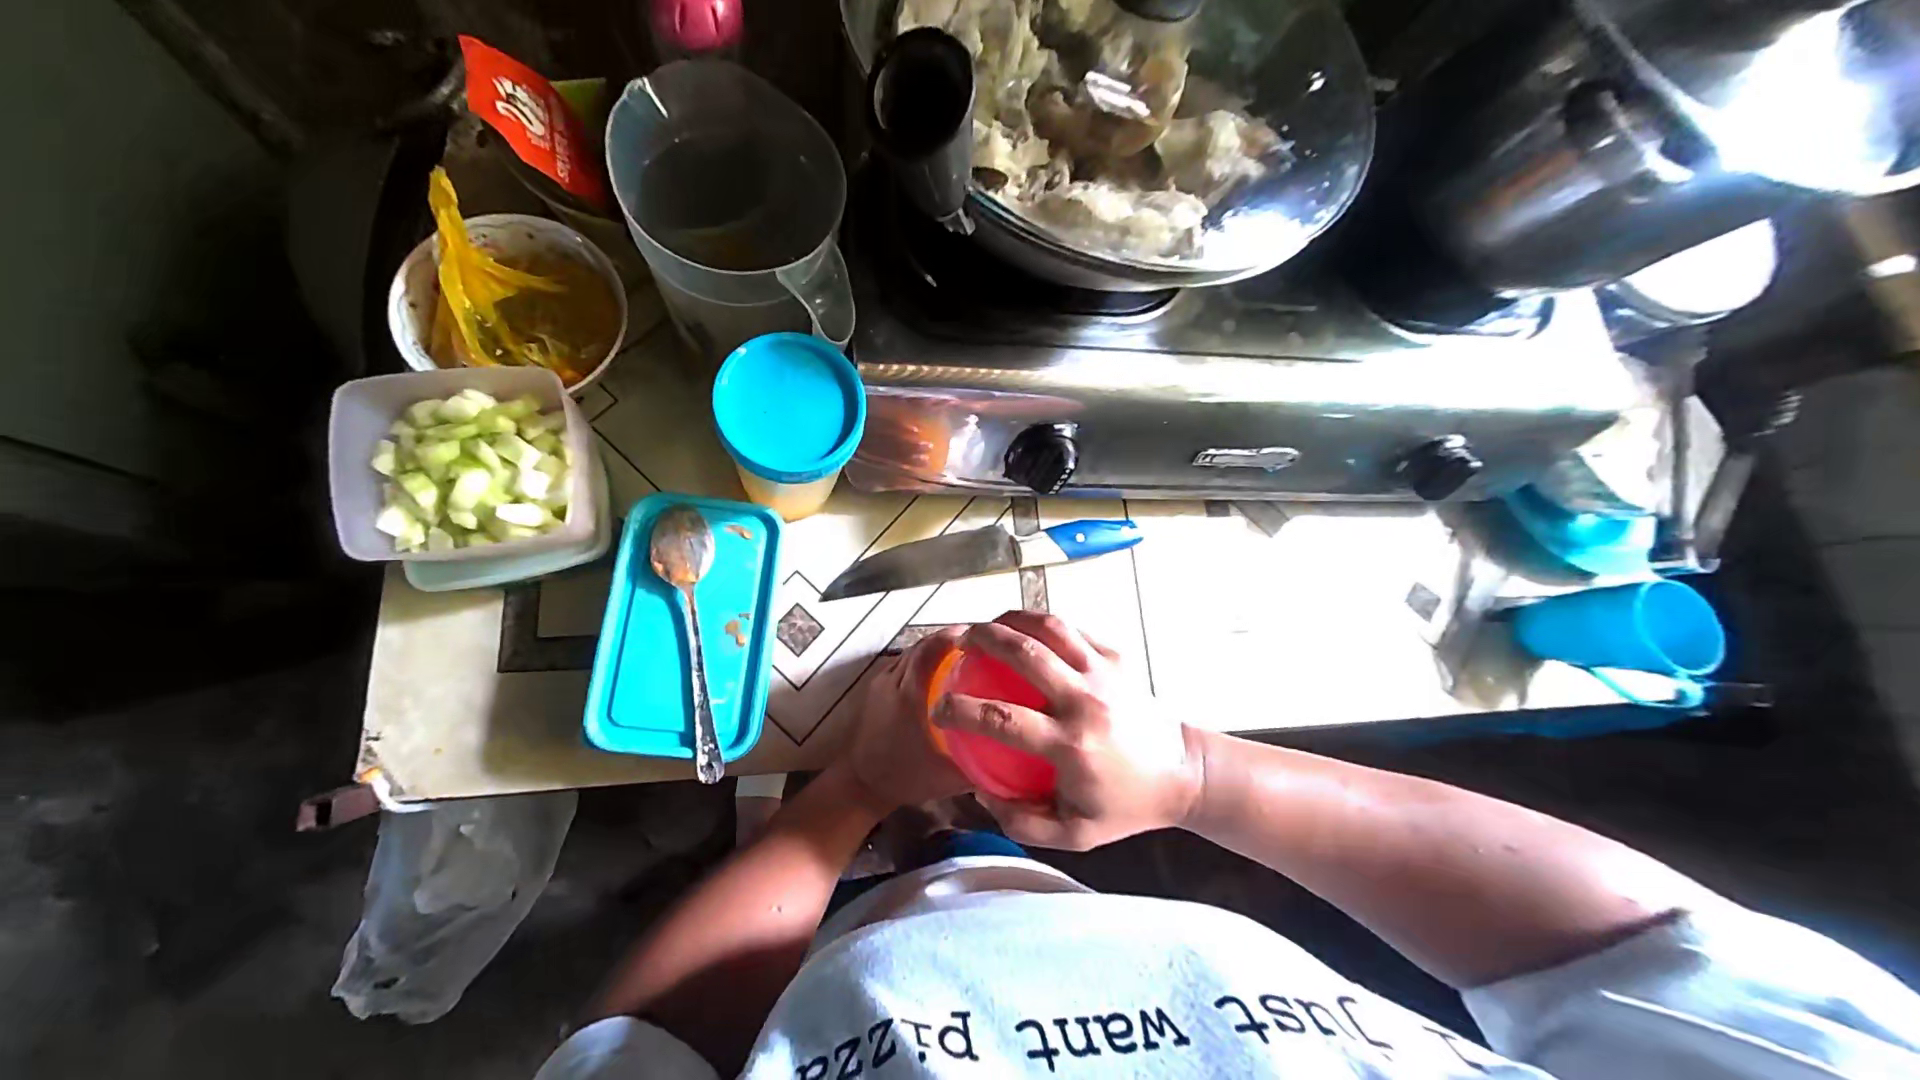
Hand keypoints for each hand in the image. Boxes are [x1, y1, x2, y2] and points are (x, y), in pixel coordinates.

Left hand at [840, 627, 970, 811]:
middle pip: (925, 644)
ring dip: (939, 646)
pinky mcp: (878, 685)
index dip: (958, 636)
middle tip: (984, 644)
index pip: (932, 650)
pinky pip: (905, 661)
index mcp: (910, 696)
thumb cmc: (905, 778)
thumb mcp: (949, 777)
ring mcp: (883, 681)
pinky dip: (925, 658)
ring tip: (968, 652)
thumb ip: (981, 765)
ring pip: (914, 650)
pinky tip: (944, 668)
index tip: (987, 638)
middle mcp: (895, 681)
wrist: (860, 784)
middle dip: (954, 638)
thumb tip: (1017, 753)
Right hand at [931, 611, 1201, 849]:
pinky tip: (1026, 628)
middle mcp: (1085, 701)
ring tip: (989, 623)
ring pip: (1050, 629)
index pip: (1001, 719)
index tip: (940, 710)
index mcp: (1070, 745)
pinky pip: (1073, 631)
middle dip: (983, 639)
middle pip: (1023, 653)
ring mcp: (1104, 674)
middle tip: (960, 640)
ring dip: (1012, 619)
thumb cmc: (1127, 806)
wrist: (1183, 774)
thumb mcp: (1074, 834)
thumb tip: (980, 793)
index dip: (960, 711)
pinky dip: (1043, 624)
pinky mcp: (1117, 659)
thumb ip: (1021, 821)